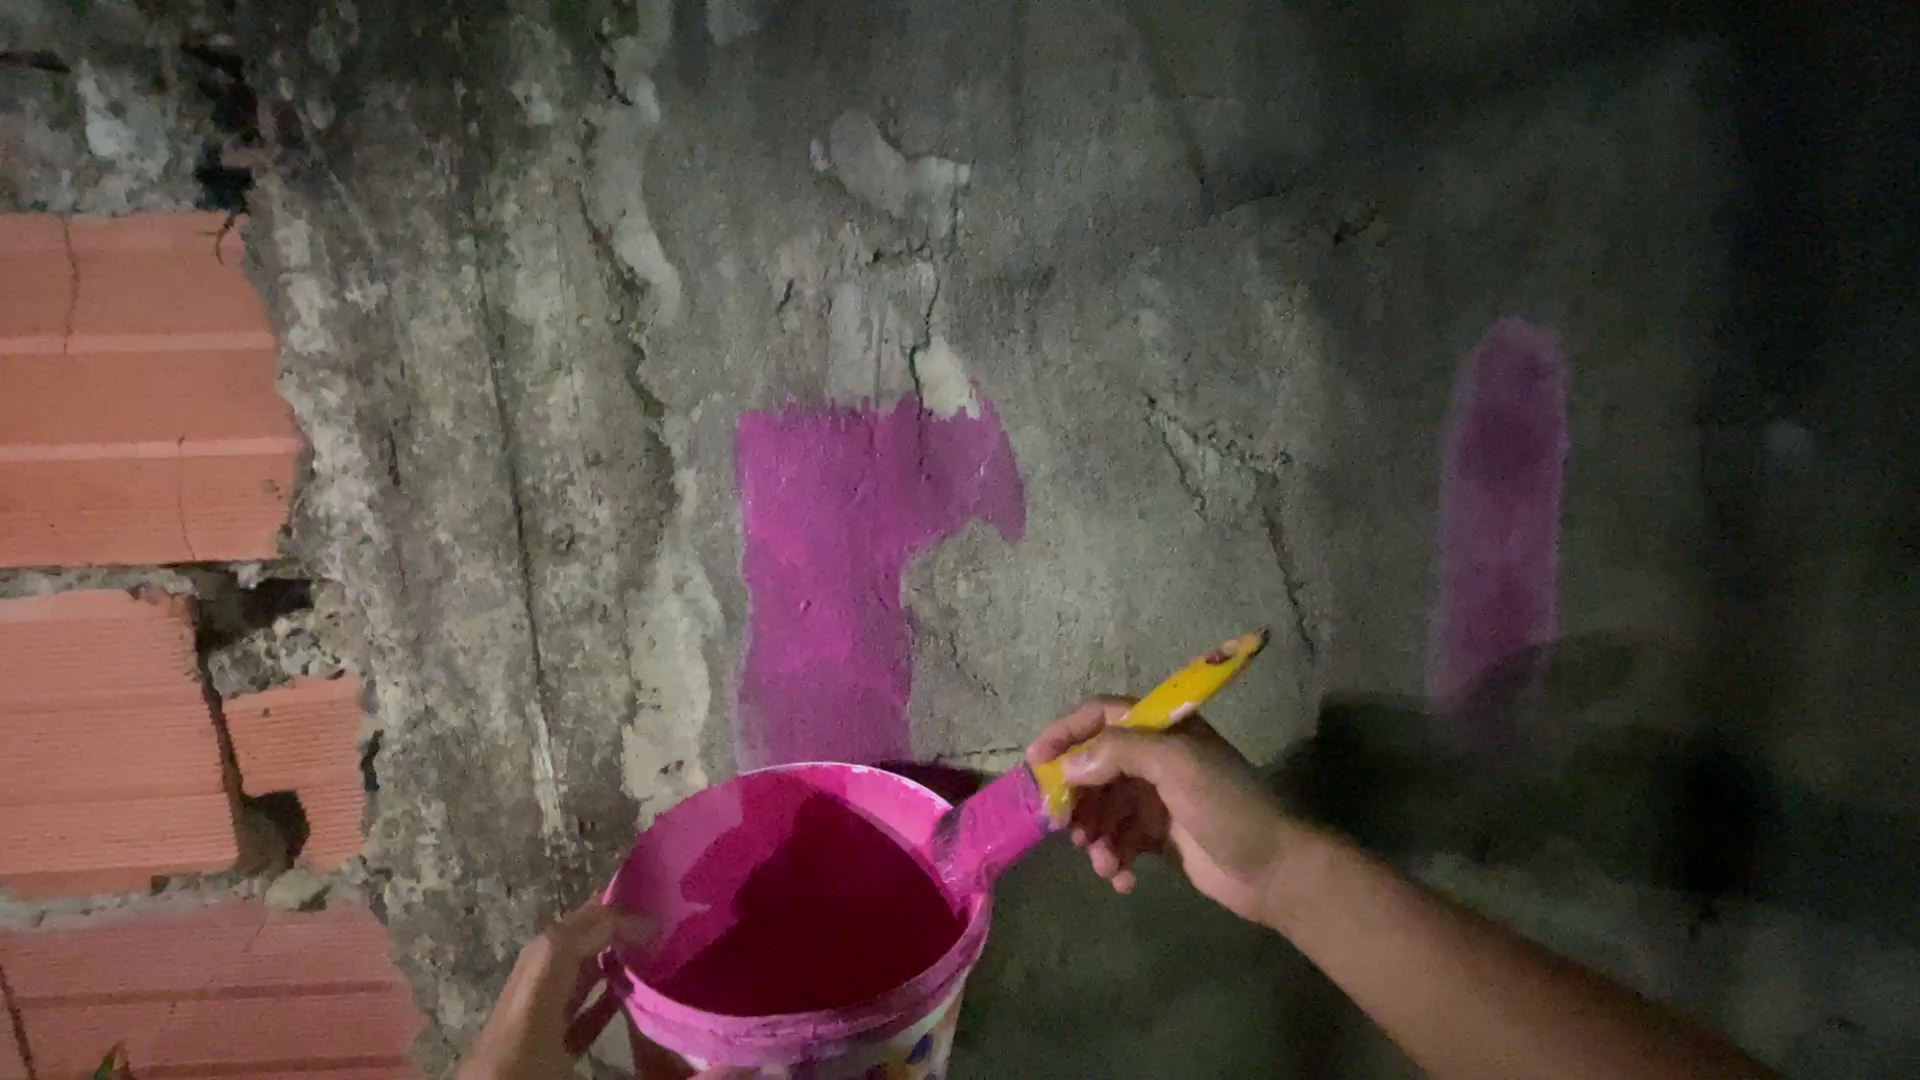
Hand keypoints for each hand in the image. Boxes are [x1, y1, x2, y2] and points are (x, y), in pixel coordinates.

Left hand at [457, 899, 744, 1079]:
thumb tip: (742, 1064)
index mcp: (522, 1035)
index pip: (558, 948)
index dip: (607, 923)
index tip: (654, 928)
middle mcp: (505, 1033)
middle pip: (544, 954)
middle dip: (595, 926)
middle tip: (649, 915)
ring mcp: (501, 1053)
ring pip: (541, 983)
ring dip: (588, 959)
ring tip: (640, 947)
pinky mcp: (506, 1070)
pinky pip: (542, 1018)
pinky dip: (579, 999)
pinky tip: (617, 1002)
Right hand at [1030, 696, 1298, 925]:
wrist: (1277, 871)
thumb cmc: (1228, 806)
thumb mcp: (1177, 766)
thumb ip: (1120, 753)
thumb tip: (1070, 765)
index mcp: (1160, 729)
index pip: (1100, 715)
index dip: (1065, 733)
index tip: (1036, 761)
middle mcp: (1154, 757)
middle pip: (1094, 766)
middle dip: (1077, 796)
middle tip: (1063, 825)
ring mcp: (1156, 798)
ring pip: (1103, 808)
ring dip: (1095, 834)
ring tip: (1101, 860)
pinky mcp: (1158, 836)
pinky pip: (1119, 840)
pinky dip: (1114, 857)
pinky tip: (1121, 878)